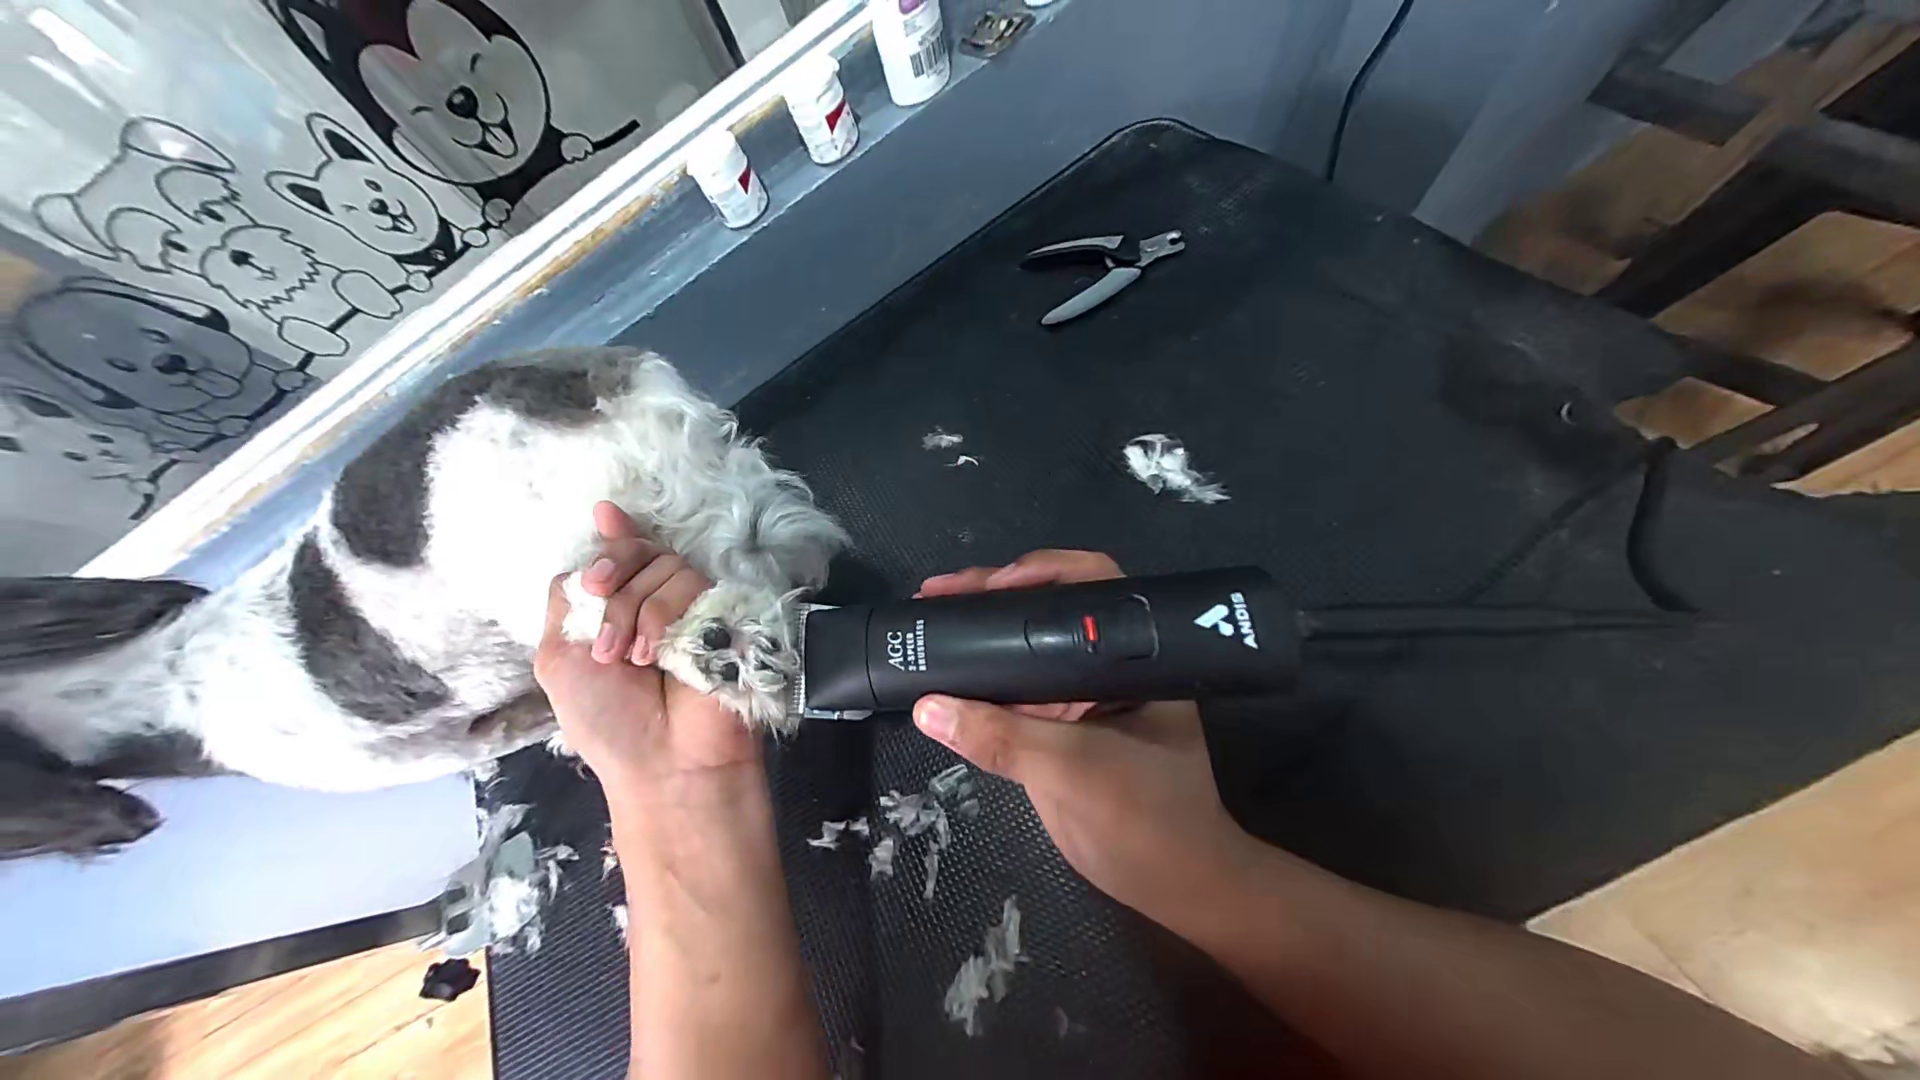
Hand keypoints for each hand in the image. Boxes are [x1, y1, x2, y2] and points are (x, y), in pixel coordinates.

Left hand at [533, 502, 757, 791]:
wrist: (664, 759)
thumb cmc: (606, 718)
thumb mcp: (561, 655)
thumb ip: (575, 593)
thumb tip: (601, 519)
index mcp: (618, 608)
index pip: (620, 552)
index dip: (612, 539)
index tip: (605, 517)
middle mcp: (656, 600)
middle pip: (637, 550)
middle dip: (612, 579)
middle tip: (600, 631)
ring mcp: (692, 606)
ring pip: (662, 565)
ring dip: (632, 611)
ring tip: (631, 660)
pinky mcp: (720, 612)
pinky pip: (688, 583)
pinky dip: (660, 616)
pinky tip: (656, 654)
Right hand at [911, 550, 1255, 921]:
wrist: (1172, 885)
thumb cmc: (1148, 821)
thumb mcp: (1074, 772)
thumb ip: (1003, 738)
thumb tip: (927, 707)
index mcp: (1133, 655)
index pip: (1090, 584)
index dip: (1039, 572)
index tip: (990, 587)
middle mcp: (1106, 663)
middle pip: (1047, 608)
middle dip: (992, 594)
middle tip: (939, 591)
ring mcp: (1081, 691)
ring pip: (1026, 646)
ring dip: (980, 631)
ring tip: (931, 615)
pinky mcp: (1058, 721)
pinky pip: (1013, 688)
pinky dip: (980, 677)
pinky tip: (944, 670)